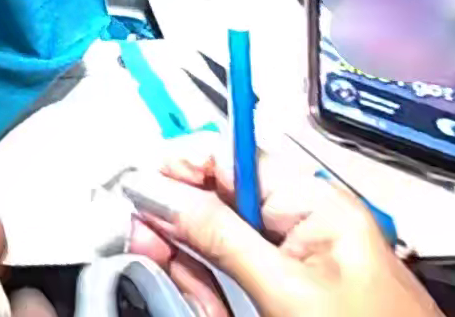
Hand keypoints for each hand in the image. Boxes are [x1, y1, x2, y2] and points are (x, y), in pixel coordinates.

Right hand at [126, 135, 441, 316]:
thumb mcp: (287, 293)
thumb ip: (214, 231)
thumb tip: (152, 187)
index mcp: (315, 203)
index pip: (221, 152)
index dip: (174, 169)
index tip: (140, 196)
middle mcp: (301, 221)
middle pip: (210, 194)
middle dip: (175, 222)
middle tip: (148, 246)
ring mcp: (292, 260)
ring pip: (211, 235)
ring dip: (186, 261)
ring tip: (187, 293)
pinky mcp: (284, 295)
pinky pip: (225, 271)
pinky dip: (205, 287)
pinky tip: (202, 304)